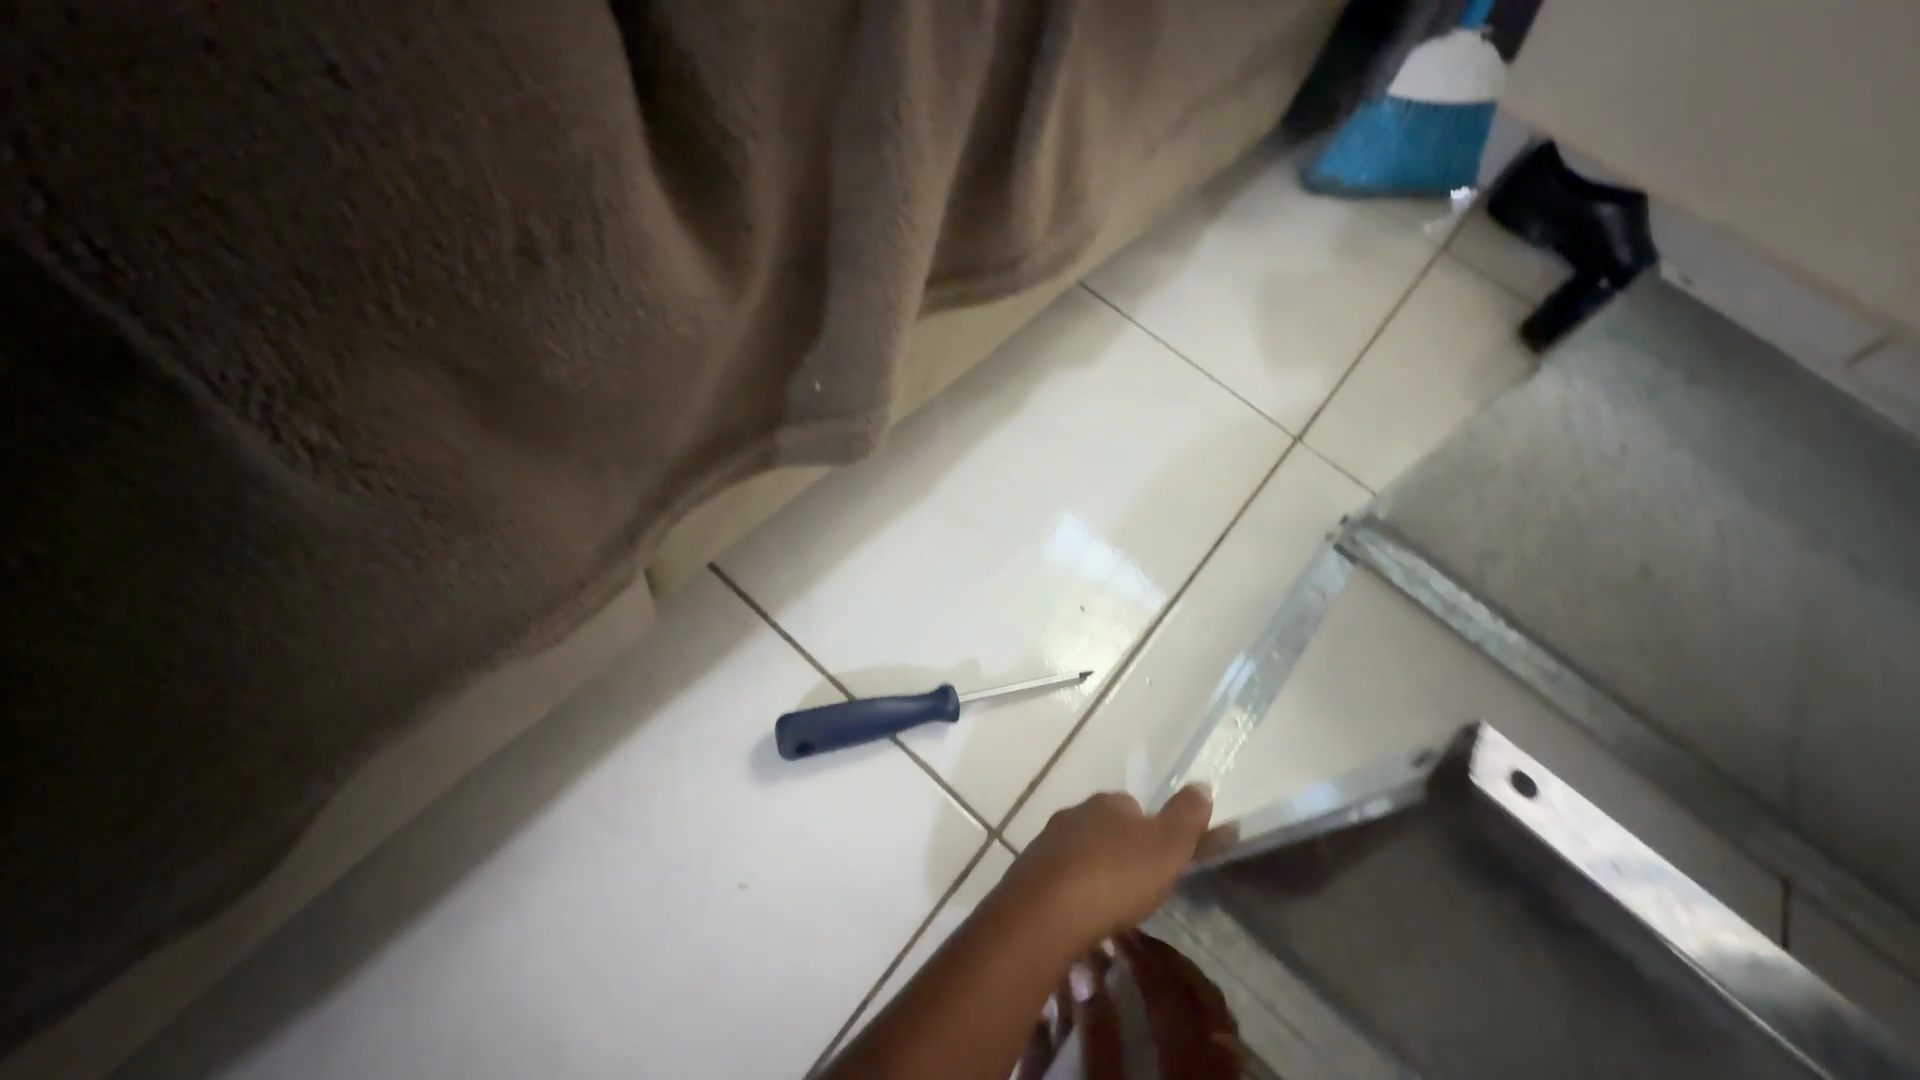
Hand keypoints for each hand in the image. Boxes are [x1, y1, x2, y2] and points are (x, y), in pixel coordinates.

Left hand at [990, 785, 1215, 951]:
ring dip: (1093, 871)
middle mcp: (1073, 814)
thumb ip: (1186, 816)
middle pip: (1104, 827)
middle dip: (1119, 850)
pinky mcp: (1028, 875)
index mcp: (1107, 803)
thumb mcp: (1167, 846)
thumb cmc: (1116, 876)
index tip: (1161, 859)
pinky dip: (1071, 891)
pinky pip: (1058, 878)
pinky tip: (1080, 915)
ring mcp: (1046, 843)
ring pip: (1078, 852)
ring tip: (1109, 905)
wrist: (1045, 913)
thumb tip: (1201, 785)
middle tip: (1137, 885)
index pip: (1133, 806)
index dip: (1150, 830)